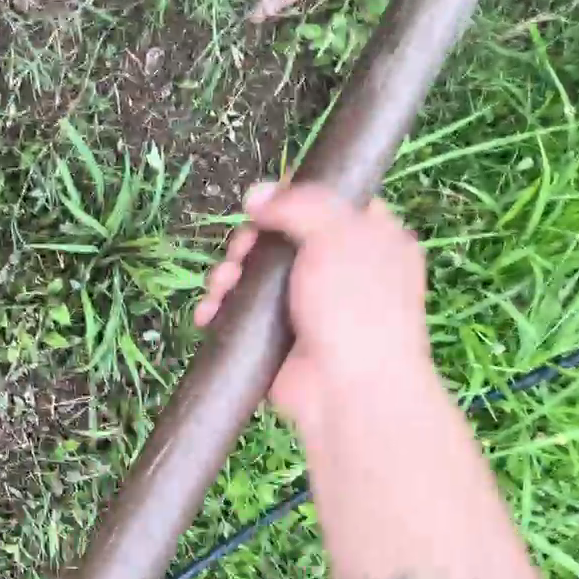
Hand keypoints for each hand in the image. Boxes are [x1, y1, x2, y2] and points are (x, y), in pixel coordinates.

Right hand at [193, 181, 432, 435]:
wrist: (346, 386)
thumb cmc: (356, 306)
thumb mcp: (338, 237)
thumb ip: (299, 206)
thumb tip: (257, 192)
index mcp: (369, 241)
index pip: (328, 206)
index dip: (292, 203)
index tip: (263, 210)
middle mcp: (336, 271)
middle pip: (278, 242)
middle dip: (246, 246)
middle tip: (239, 255)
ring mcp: (301, 307)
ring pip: (251, 279)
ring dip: (226, 278)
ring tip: (220, 289)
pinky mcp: (272, 338)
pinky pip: (236, 316)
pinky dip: (218, 312)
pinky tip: (208, 315)